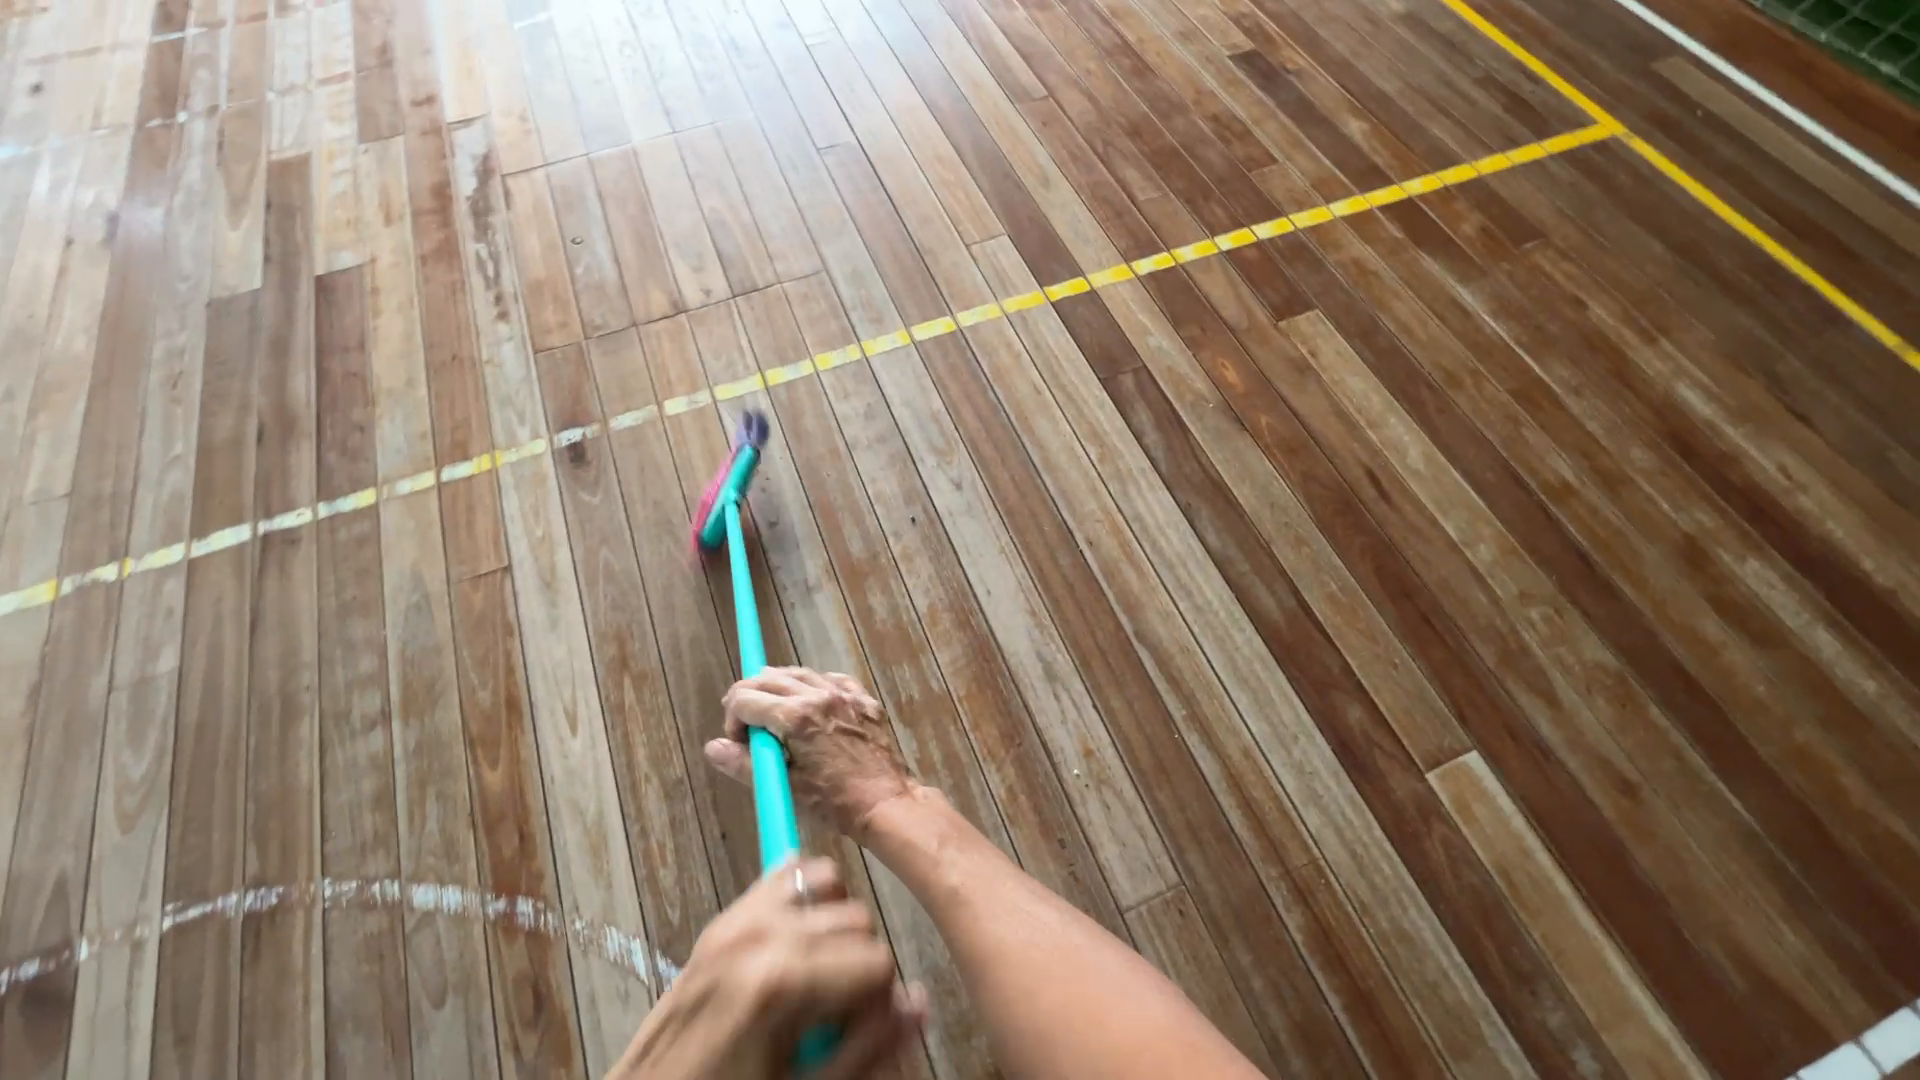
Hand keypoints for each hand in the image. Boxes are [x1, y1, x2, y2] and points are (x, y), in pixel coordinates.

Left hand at [608, 857, 925, 1079]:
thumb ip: (868, 1049)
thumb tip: (920, 1003)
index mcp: (782, 979)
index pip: (878, 960)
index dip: (878, 1004)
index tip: (857, 1035)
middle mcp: (762, 932)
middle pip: (858, 918)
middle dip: (860, 965)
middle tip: (835, 1016)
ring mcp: (738, 917)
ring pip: (828, 881)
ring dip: (835, 924)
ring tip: (817, 978)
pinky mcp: (724, 916)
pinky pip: (785, 872)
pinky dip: (803, 894)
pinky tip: (797, 942)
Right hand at [706, 668, 917, 839]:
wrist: (887, 802)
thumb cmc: (834, 802)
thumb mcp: (785, 785)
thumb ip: (745, 764)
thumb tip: (713, 747)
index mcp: (795, 716)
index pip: (745, 698)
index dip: (732, 719)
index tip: (738, 741)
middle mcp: (818, 695)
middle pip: (768, 678)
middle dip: (749, 697)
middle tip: (747, 725)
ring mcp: (844, 694)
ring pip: (800, 673)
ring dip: (779, 687)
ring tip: (772, 710)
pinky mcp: (863, 699)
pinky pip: (831, 680)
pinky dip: (814, 687)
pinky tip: (810, 704)